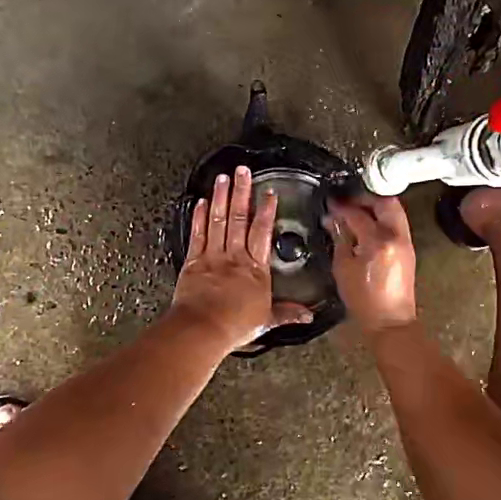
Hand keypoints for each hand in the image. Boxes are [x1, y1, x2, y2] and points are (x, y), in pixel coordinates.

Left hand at [170, 166, 282, 348]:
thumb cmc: (233, 325)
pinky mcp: (194, 261)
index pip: (262, 232)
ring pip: (218, 220)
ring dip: (221, 197)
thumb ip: (286, 313)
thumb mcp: (266, 320)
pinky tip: (201, 201)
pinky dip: (199, 216)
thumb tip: (307, 314)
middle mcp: (234, 257)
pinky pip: (198, 233)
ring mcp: (213, 256)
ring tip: (223, 177)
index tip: (269, 193)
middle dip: (242, 191)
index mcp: (255, 269)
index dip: (266, 211)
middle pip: (240, 218)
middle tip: (244, 171)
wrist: (202, 328)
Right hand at [324, 193, 417, 332]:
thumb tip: (334, 220)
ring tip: (356, 210)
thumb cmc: (364, 301)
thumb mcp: (343, 267)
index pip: (358, 214)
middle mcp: (396, 237)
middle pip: (384, 202)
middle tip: (347, 200)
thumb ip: (340, 238)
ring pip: (394, 210)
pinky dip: (382, 217)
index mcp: (378, 242)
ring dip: (375, 205)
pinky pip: (396, 222)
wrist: (390, 321)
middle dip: (364, 197)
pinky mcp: (408, 249)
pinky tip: (367, 225)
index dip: (341, 206)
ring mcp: (406, 242)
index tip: (331, 204)